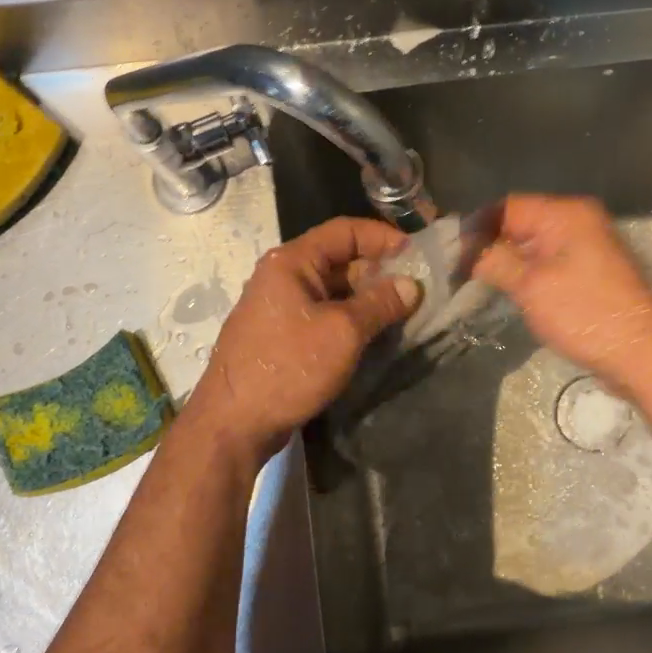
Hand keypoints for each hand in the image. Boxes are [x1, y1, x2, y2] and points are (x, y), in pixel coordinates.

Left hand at [186, 217, 419, 460]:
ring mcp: (279, 308)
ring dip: (367, 300)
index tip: (416, 255)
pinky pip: (322, 317)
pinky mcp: (281, 337)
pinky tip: (373, 337)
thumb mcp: (343, 332)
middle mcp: (282, 277)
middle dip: (379, 272)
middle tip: (416, 290)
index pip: (344, 231)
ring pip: (332, 292)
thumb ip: (380, 304)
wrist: (235, 422)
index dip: (383, 237)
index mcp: (291, 262)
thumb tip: (411, 285)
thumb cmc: (289, 367)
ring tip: (403, 314)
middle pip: (339, 261)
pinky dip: (349, 321)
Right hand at [471, 193, 651, 393]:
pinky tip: (511, 294)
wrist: (641, 354)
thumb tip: (463, 247)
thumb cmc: (584, 314)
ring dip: (509, 263)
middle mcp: (579, 221)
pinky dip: (529, 275)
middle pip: (520, 224)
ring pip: (534, 246)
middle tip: (458, 272)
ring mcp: (588, 247)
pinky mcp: (591, 273)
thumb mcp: (531, 286)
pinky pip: (551, 264)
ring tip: (477, 285)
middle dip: (490, 246)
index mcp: (566, 213)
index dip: (475, 228)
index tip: (448, 254)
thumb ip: (494, 261)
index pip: (506, 207)